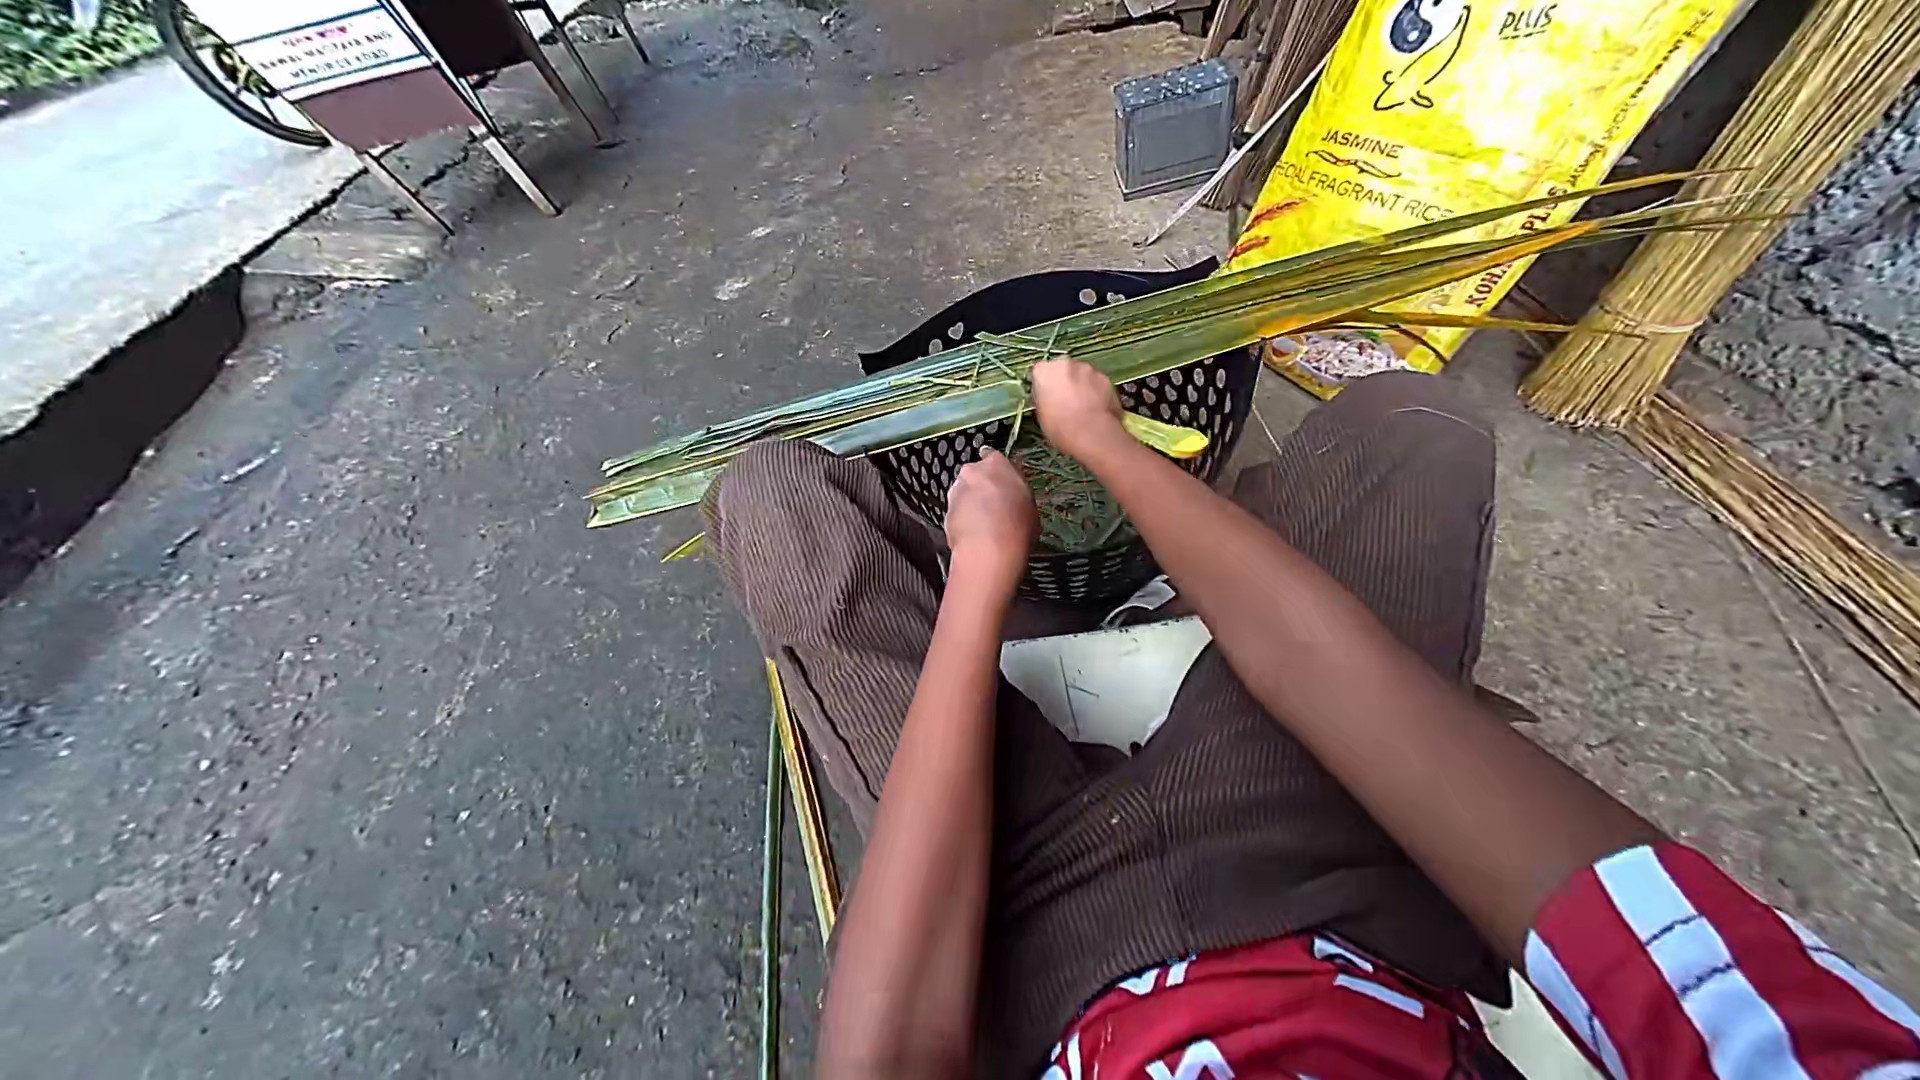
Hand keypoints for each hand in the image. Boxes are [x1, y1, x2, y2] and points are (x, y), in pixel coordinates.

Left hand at [944, 449, 1036, 589]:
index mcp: (996, 463)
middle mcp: (971, 471)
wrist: (989, 549)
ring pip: (964, 494)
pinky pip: (957, 513)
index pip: (995, 458)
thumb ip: (1018, 491)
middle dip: (982, 488)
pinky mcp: (945, 512)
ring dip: (971, 504)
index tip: (1004, 486)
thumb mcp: (1030, 505)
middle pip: (976, 475)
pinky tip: (973, 535)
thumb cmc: (1018, 524)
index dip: (999, 474)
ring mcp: (955, 491)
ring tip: (984, 525)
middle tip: (995, 508)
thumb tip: (1014, 491)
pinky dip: (963, 520)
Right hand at [1032, 357, 1127, 464]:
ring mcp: (1087, 368)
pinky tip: (1096, 408)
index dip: (1044, 386)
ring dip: (1081, 385)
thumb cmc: (1060, 428)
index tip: (1047, 397)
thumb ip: (1044, 398)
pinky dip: (1096, 390)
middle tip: (1065, 402)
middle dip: (1064, 381)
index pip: (1040, 372)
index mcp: (1043, 371)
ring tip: (1083, 406)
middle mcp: (1064, 363)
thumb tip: (1049, 398)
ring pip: (1081, 374)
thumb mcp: (1041, 415)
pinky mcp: (1105, 377)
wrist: (1091, 434)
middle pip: (1062, 369)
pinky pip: (1097, 382)